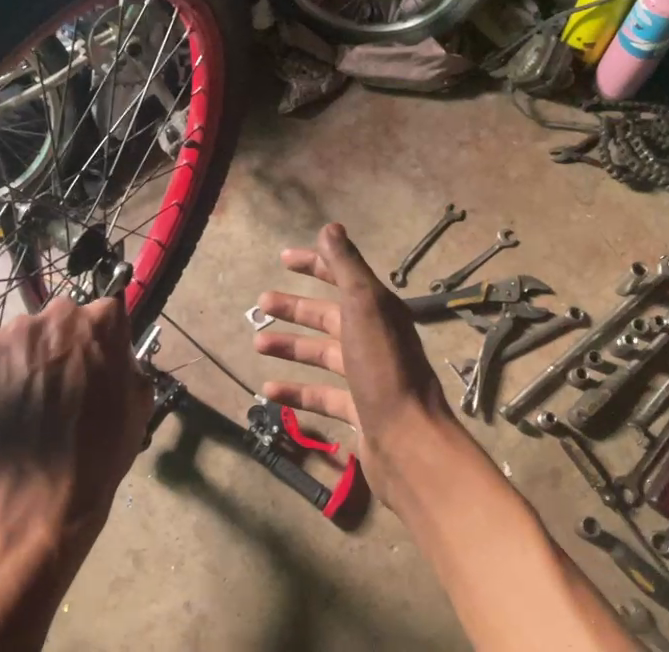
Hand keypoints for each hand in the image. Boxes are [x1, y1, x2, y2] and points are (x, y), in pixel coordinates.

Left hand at [0, 294, 153, 522]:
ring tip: (38, 390)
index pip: (108, 310)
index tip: (101, 356)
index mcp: (103, 320)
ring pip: (34, 332)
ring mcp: (20, 330)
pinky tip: (17, 395)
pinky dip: (11, 366)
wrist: (43, 482)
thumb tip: (115, 357)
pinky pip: (6, 349)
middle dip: (69, 338)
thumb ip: (127, 363)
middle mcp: (60, 313)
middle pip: (67, 316)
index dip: (105, 336)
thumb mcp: (139, 399)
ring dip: (38, 351)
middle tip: (68, 375)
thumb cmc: (102, 444)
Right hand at [253, 223, 456, 501]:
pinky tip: (269, 391)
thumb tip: (330, 227)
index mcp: (377, 311)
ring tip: (258, 343)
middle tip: (262, 303)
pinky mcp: (358, 411)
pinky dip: (296, 390)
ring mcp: (366, 377)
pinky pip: (322, 394)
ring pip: (322, 354)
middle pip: (329, 316)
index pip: (343, 277)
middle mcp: (374, 339)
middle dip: (296, 308)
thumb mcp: (364, 307)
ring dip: (291, 346)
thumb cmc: (384, 368)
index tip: (284, 258)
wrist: (410, 442)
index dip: (315, 265)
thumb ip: (346, 267)